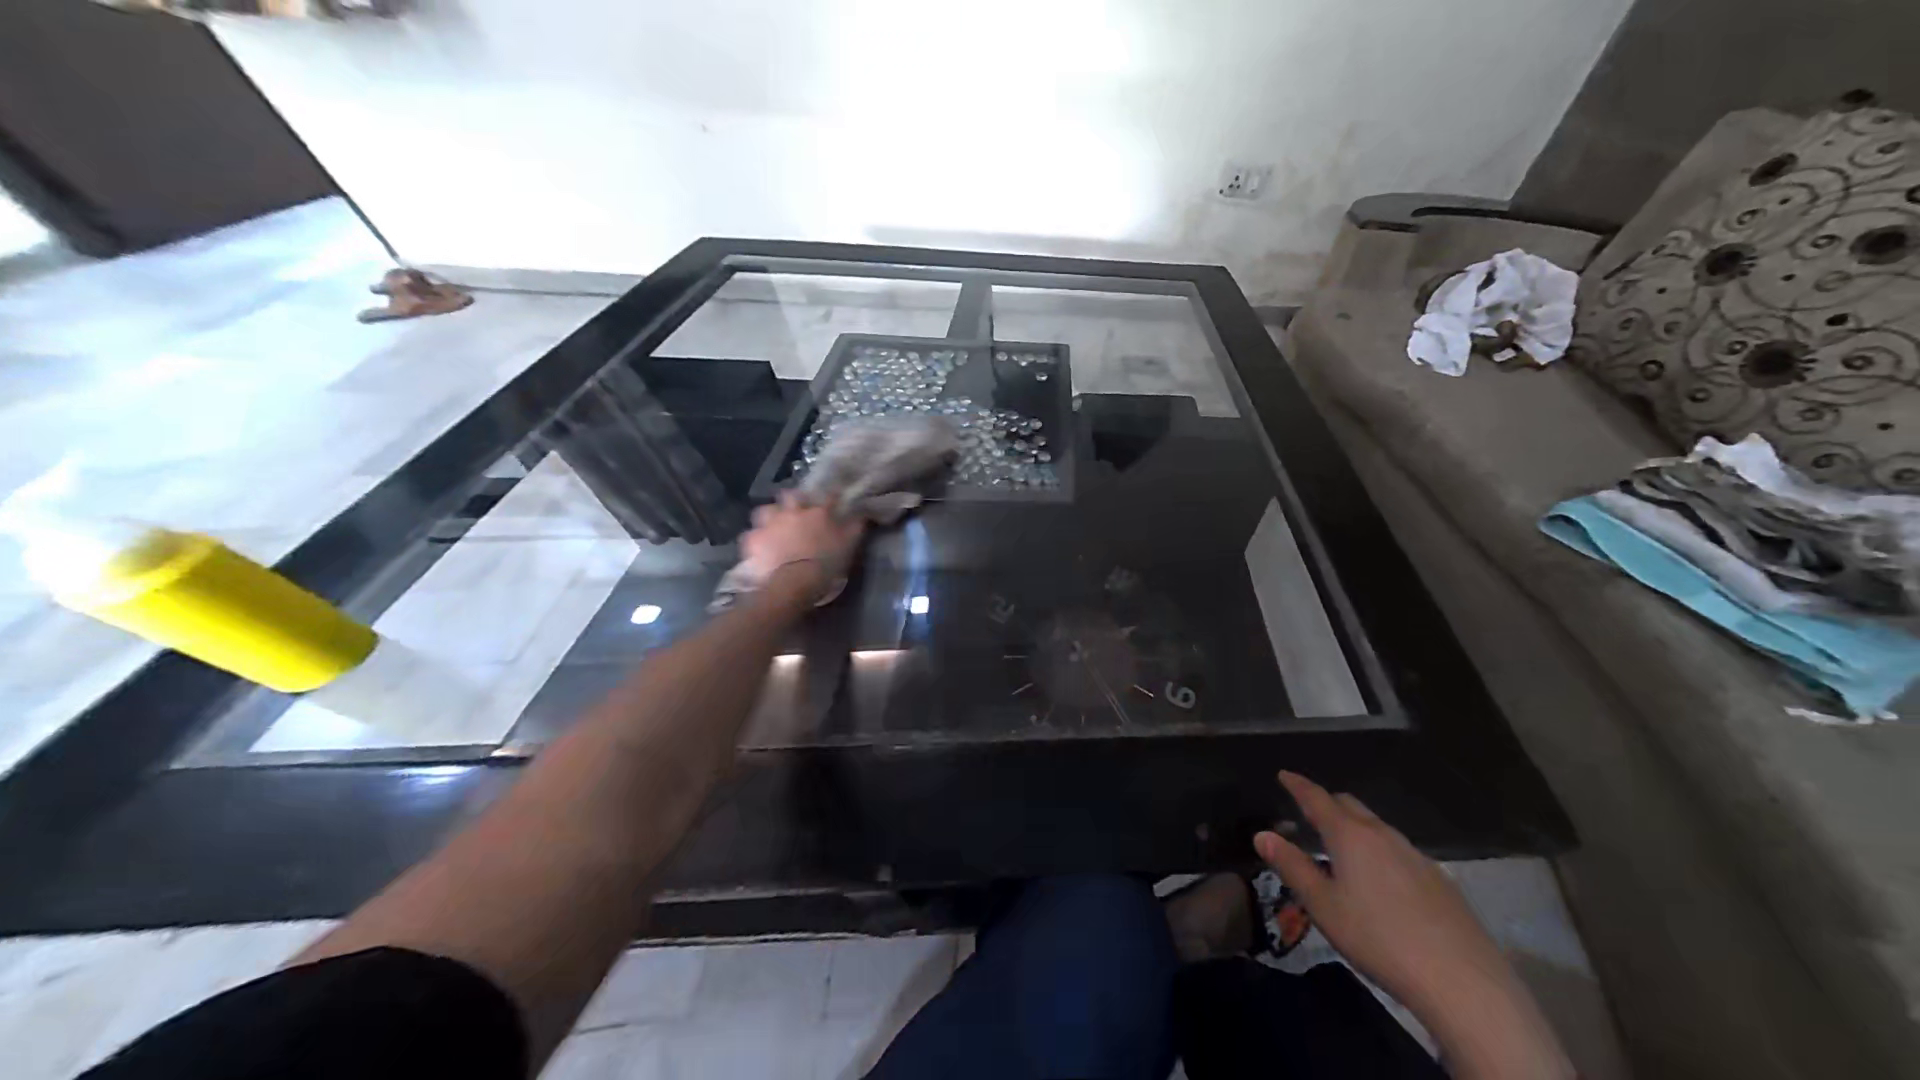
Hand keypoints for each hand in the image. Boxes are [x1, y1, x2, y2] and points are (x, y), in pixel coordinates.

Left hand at [740, 493, 865, 602]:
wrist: (793, 583)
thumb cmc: (826, 565)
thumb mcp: (848, 546)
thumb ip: (855, 527)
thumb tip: (862, 512)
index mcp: (818, 512)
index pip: (828, 495)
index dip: (831, 496)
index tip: (833, 500)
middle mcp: (792, 511)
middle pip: (791, 495)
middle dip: (793, 500)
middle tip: (796, 512)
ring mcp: (770, 523)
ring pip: (767, 509)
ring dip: (770, 515)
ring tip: (774, 526)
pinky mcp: (753, 539)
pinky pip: (752, 534)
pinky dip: (756, 538)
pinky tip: (760, 545)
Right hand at [1255, 771, 1572, 1079]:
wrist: (1463, 982)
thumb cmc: (1379, 939)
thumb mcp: (1323, 906)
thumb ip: (1292, 867)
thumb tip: (1263, 835)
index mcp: (1350, 836)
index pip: (1317, 798)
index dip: (1298, 785)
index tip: (1284, 774)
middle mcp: (1383, 835)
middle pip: (1350, 805)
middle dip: (1327, 802)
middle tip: (1308, 812)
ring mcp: (1416, 856)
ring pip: (1377, 827)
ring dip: (1354, 827)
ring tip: (1340, 848)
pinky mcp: (1440, 880)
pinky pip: (1398, 850)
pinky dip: (1378, 850)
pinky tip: (1379, 881)